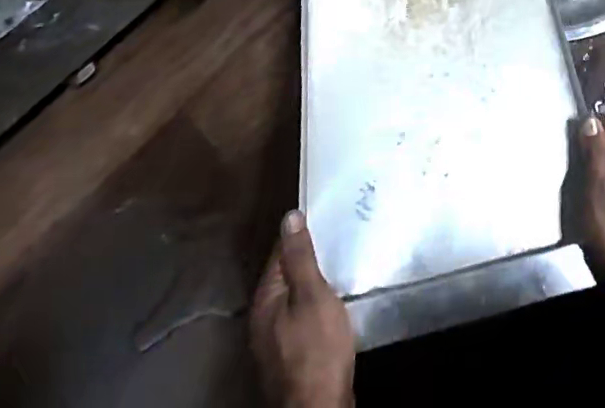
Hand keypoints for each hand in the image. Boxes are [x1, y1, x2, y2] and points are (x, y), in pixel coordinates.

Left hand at [249, 210, 354, 407]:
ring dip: (314, 280)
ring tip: (340, 262)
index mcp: (265, 298)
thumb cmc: (316, 347)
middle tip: (337, 235)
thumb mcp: (312, 295)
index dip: (300, 234)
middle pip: (287, 275)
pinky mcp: (293, 354)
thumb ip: (300, 257)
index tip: (324, 216)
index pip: (280, 253)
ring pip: (296, 296)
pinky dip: (318, 302)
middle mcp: (264, 317)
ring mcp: (276, 339)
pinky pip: (304, 316)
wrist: (319, 407)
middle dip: (309, 256)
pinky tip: (335, 299)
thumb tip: (289, 217)